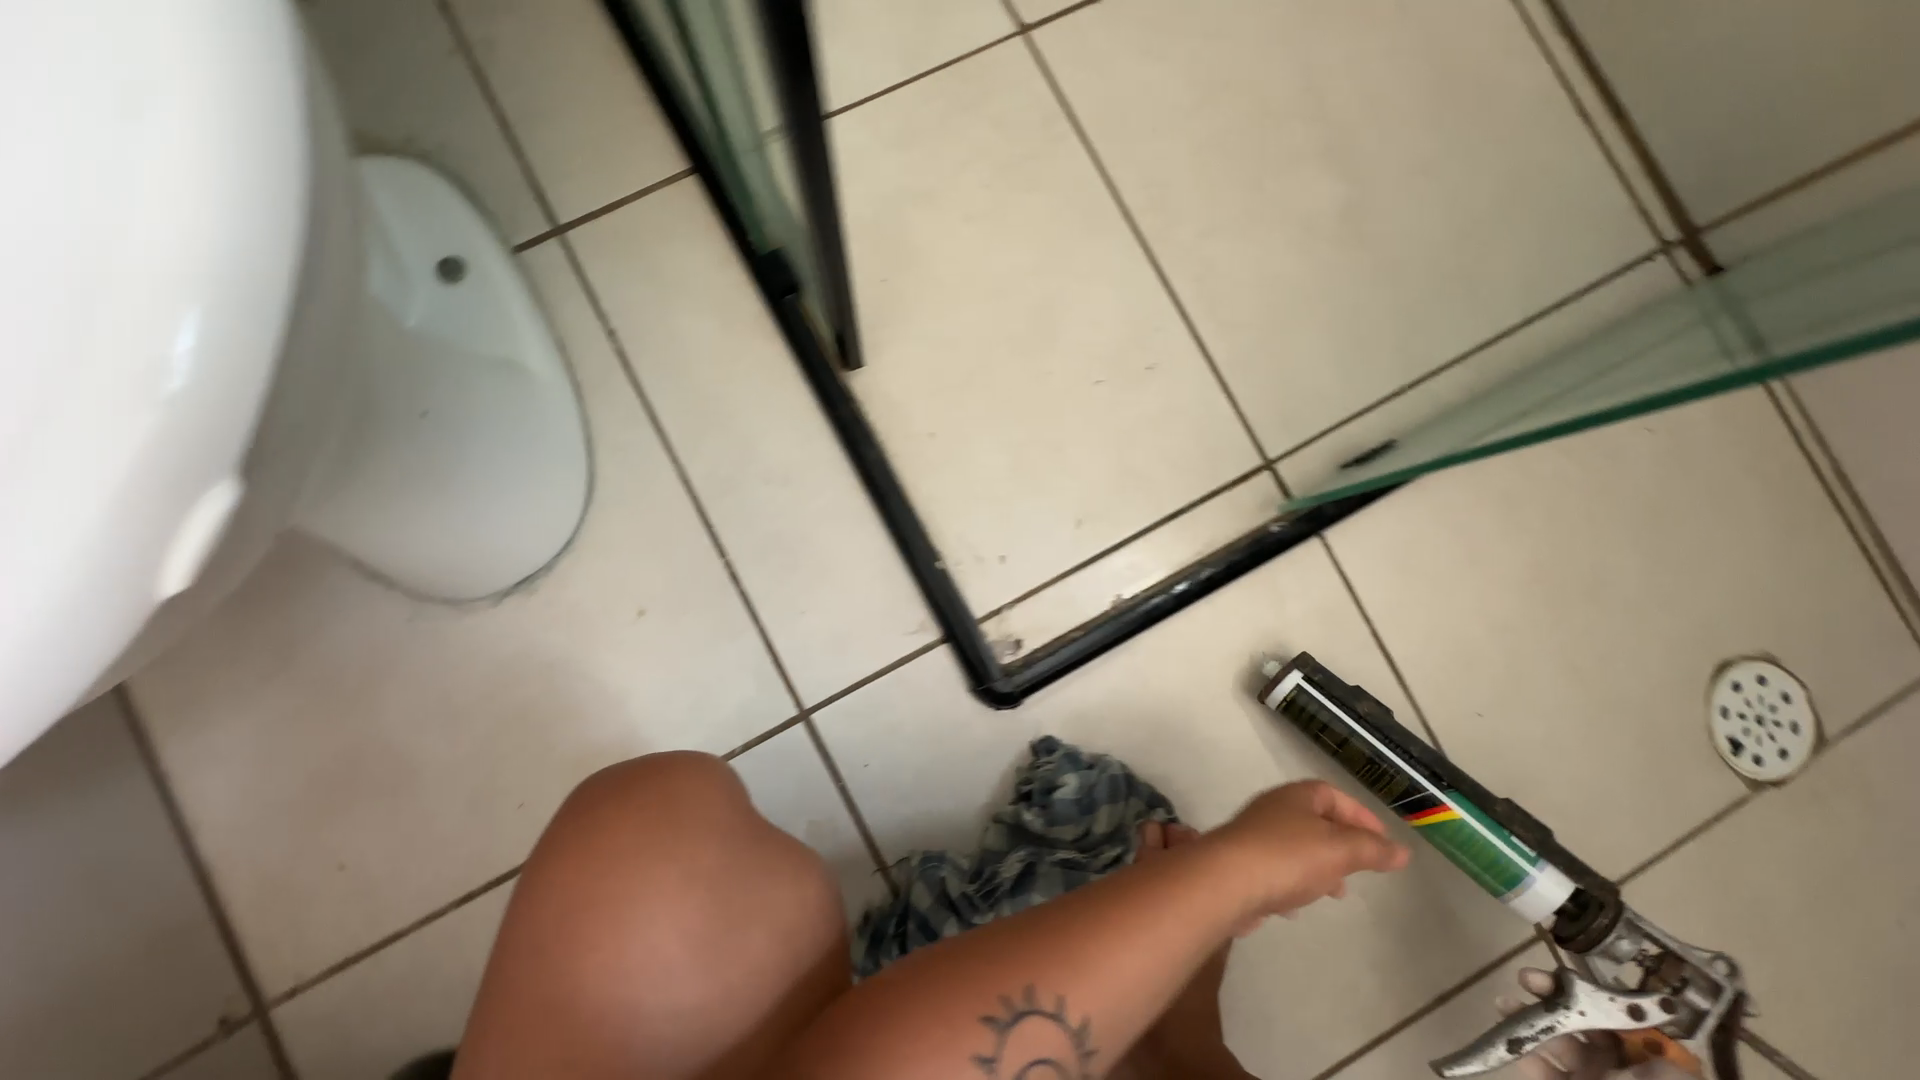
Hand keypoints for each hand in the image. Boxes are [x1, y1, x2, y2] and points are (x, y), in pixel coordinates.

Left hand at [1207, 780, 1408, 919]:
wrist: (1225, 882)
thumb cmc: (1286, 857)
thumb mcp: (1339, 850)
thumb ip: (1372, 850)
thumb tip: (1403, 851)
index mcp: (1294, 797)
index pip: (1332, 795)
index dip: (1360, 815)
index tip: (1382, 842)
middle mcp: (1271, 811)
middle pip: (1313, 822)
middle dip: (1341, 845)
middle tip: (1361, 868)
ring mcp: (1253, 838)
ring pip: (1295, 849)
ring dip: (1318, 868)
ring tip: (1335, 891)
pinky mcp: (1240, 866)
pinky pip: (1274, 872)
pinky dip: (1292, 885)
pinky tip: (1296, 906)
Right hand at [1497, 969, 1694, 1079]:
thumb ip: (1661, 1056)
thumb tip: (1641, 1025)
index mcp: (1651, 1062)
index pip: (1618, 1015)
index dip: (1592, 992)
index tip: (1565, 976)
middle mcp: (1619, 1068)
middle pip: (1581, 1022)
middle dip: (1552, 999)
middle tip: (1526, 979)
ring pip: (1555, 1042)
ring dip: (1529, 1020)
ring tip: (1503, 1003)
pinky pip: (1540, 1071)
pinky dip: (1523, 1056)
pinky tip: (1508, 1043)